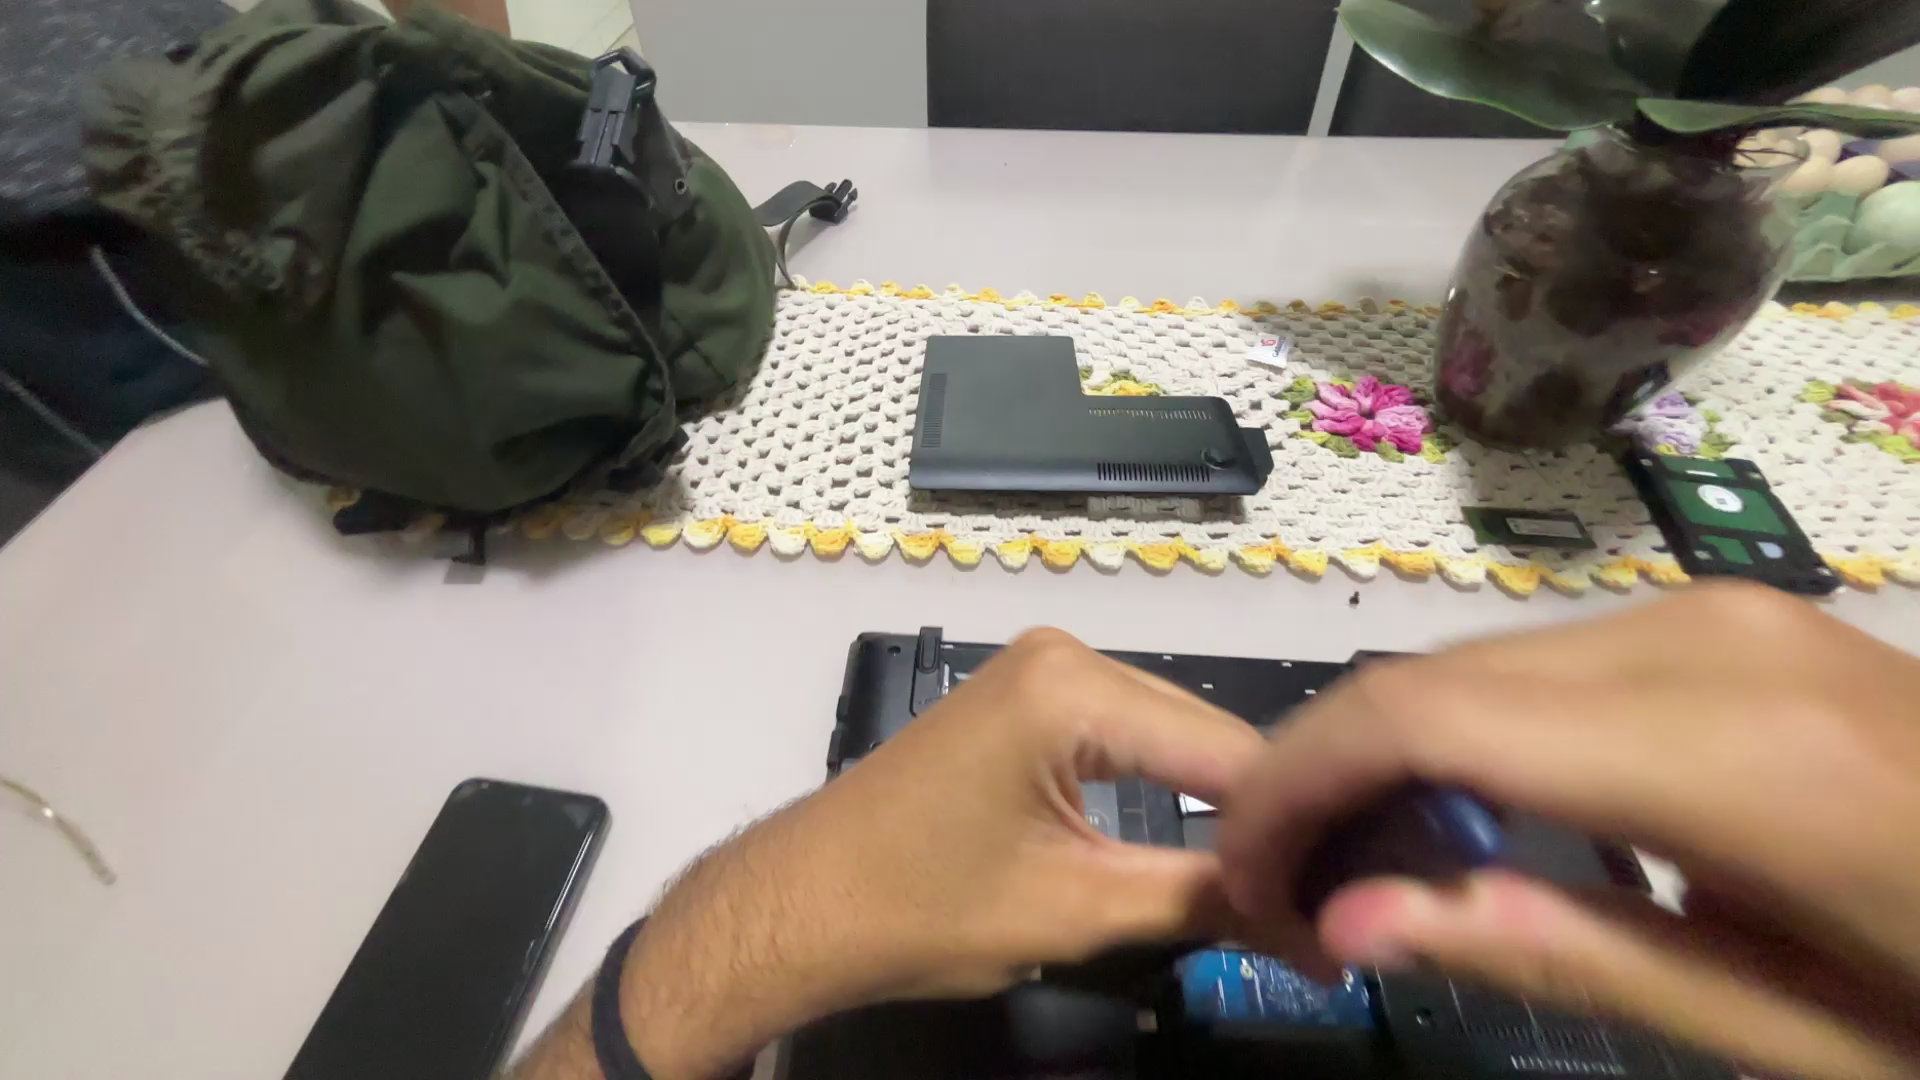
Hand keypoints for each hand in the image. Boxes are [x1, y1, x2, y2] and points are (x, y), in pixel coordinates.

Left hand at [617, 629, 1265, 1079]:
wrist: (806, 896)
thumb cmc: (924, 904)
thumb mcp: (1077, 908)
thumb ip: (1203, 900)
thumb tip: (1313, 924)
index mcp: (1073, 687)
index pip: (1224, 752)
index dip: (1289, 827)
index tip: (1340, 895)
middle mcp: (1063, 652)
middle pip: (1195, 731)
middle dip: (1251, 811)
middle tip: (1310, 897)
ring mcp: (1039, 666)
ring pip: (1160, 729)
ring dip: (1208, 797)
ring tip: (1263, 873)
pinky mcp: (1022, 693)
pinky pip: (1116, 730)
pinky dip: (1155, 778)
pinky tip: (1192, 827)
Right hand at [1216, 583, 1919, 1079]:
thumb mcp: (1811, 1043)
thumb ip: (1556, 955)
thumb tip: (1348, 924)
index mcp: (1734, 752)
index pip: (1422, 720)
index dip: (1297, 781)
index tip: (1248, 861)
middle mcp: (1690, 636)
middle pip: (1420, 683)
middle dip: (1318, 773)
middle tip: (1288, 875)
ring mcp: (1696, 608)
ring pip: (1453, 668)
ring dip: (1375, 757)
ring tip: (1359, 852)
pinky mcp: (1696, 616)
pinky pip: (1513, 669)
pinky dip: (1446, 738)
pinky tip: (1458, 810)